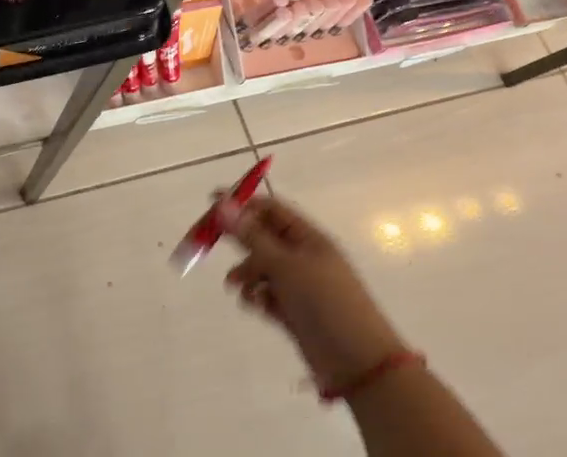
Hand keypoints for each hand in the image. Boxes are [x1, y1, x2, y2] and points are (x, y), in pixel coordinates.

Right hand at [217, 194, 408, 384]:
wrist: (358, 363)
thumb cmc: (325, 302)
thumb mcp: (285, 265)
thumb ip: (251, 236)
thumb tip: (223, 203)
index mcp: (308, 238)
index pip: (270, 210)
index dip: (242, 205)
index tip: (212, 205)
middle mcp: (303, 257)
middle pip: (262, 238)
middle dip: (239, 241)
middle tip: (208, 242)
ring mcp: (299, 285)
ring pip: (261, 268)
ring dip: (246, 273)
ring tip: (237, 287)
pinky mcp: (293, 311)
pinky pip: (266, 294)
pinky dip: (257, 297)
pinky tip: (257, 307)